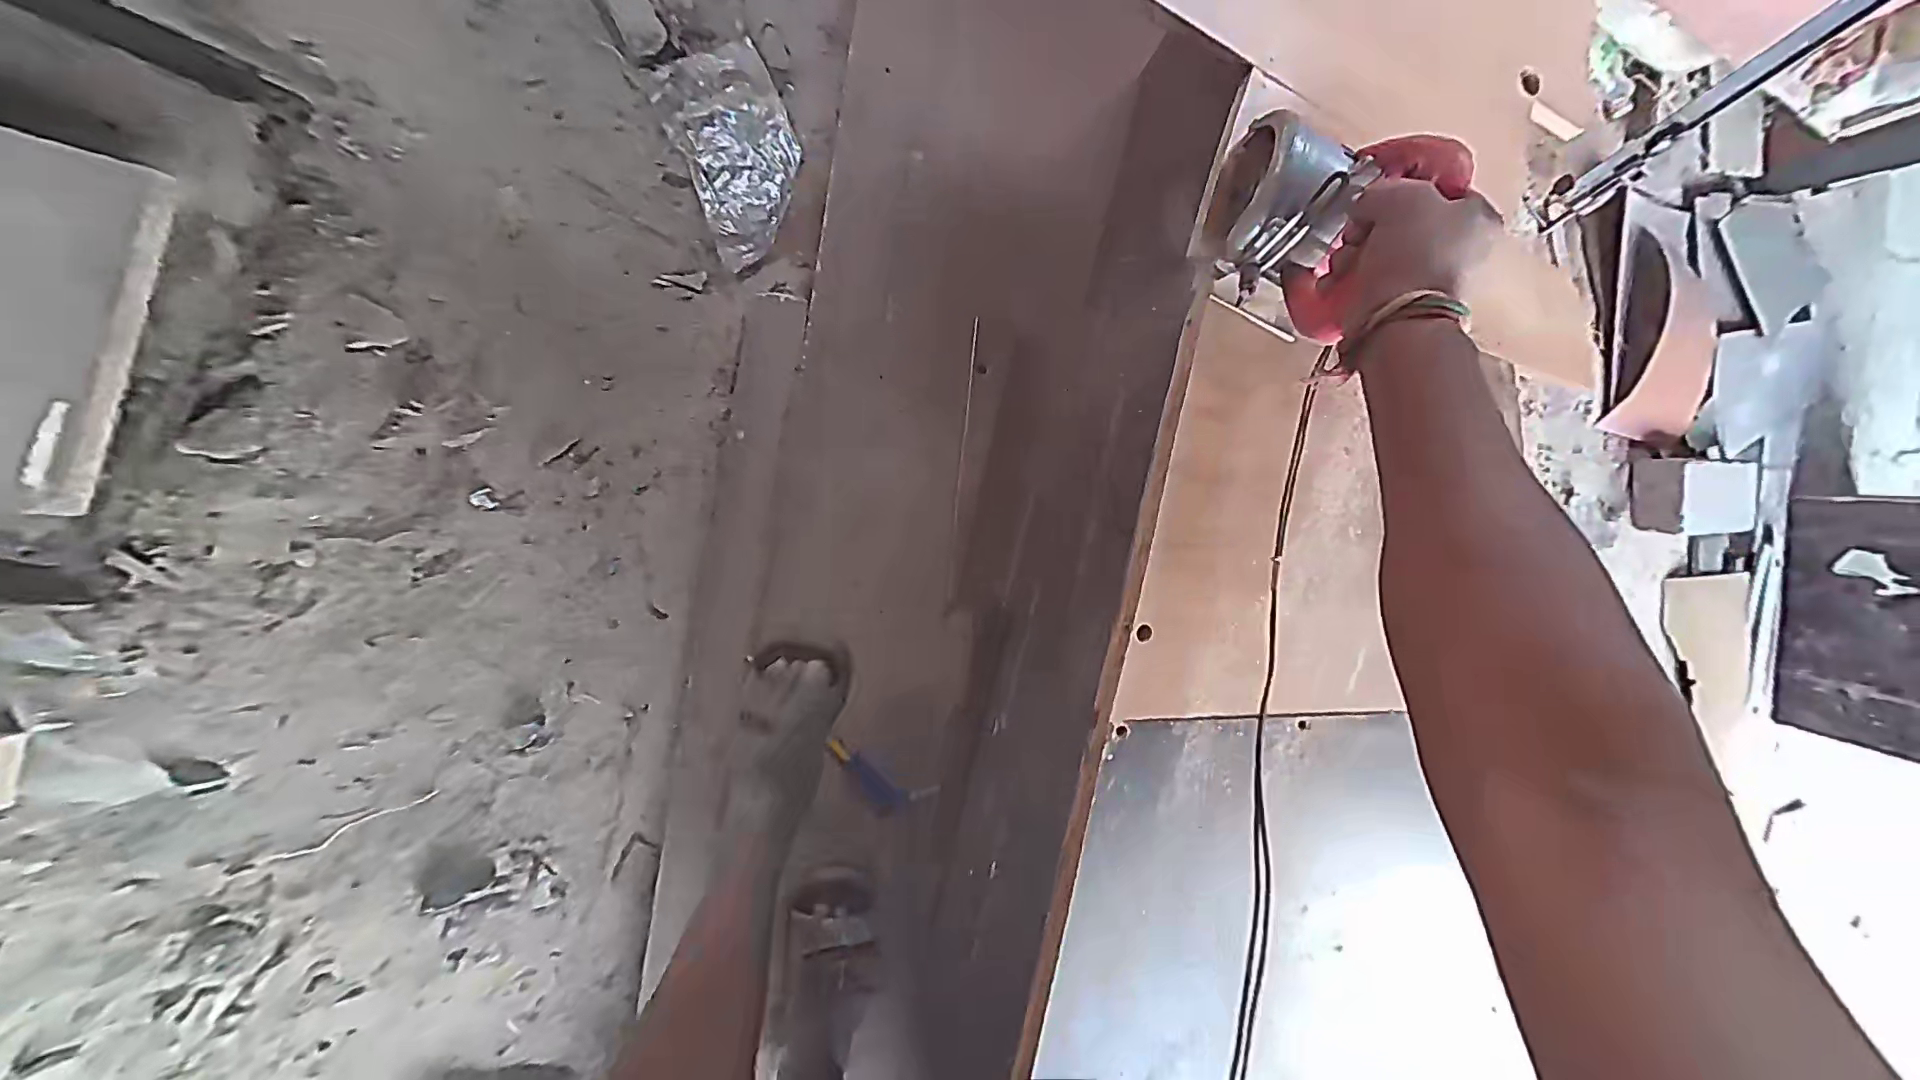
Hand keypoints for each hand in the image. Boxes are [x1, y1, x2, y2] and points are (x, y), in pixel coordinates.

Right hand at [1325, 177, 1501, 337]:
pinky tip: (1339, 286)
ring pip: (1379, 256)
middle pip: (1401, 226)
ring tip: (1342, 268)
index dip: (1399, 192)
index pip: (1434, 191)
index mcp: (1477, 216)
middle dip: (1369, 231)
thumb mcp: (1402, 199)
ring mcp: (1428, 283)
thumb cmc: (1410, 255)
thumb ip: (1385, 190)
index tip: (1373, 205)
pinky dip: (1349, 284)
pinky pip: (1367, 285)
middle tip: (1354, 238)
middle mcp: (1460, 250)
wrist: (1395, 324)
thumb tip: (1366, 205)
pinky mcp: (1399, 309)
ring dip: (1353, 258)